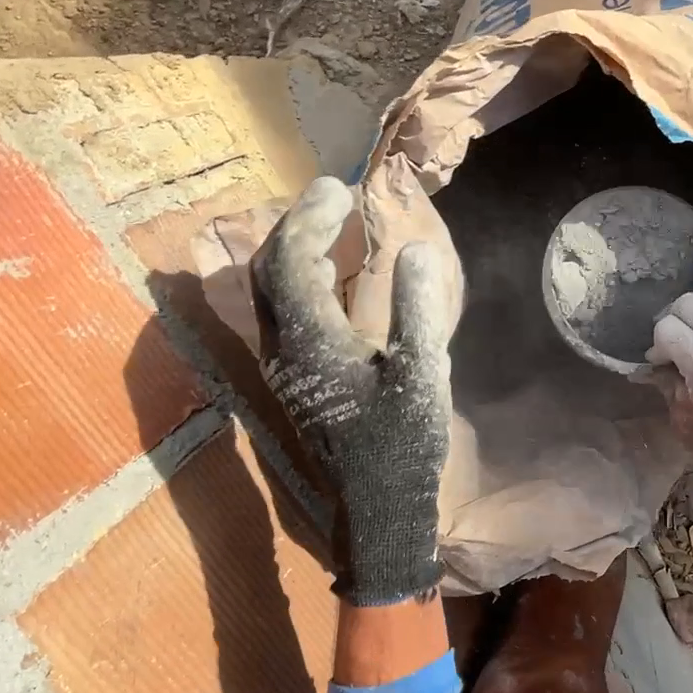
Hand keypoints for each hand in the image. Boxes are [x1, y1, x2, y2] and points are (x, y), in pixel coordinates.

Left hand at [251, 176, 457, 605]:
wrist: (377, 507)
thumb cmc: (402, 442)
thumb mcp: (423, 375)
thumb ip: (417, 311)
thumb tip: (414, 249)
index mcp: (313, 342)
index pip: (292, 263)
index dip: (310, 219)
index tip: (339, 185)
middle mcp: (286, 349)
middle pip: (269, 272)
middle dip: (294, 226)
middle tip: (330, 197)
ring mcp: (286, 367)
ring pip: (270, 294)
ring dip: (293, 251)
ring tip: (329, 227)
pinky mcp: (297, 381)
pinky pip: (284, 314)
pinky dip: (300, 281)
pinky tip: (331, 280)